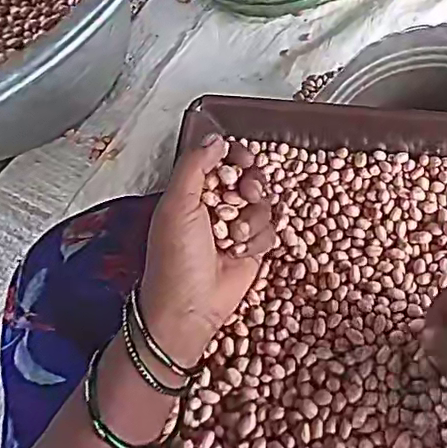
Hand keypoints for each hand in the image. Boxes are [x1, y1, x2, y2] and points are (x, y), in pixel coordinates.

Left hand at [139, 134, 277, 366]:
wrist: (190, 308)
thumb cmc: (175, 258)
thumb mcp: (177, 205)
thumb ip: (195, 167)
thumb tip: (216, 139)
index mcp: (194, 192)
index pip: (222, 161)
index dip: (237, 157)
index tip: (245, 159)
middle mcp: (217, 206)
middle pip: (249, 178)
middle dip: (251, 186)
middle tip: (246, 195)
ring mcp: (237, 227)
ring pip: (263, 203)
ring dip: (253, 218)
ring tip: (235, 236)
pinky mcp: (254, 247)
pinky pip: (271, 229)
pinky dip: (259, 239)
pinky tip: (241, 252)